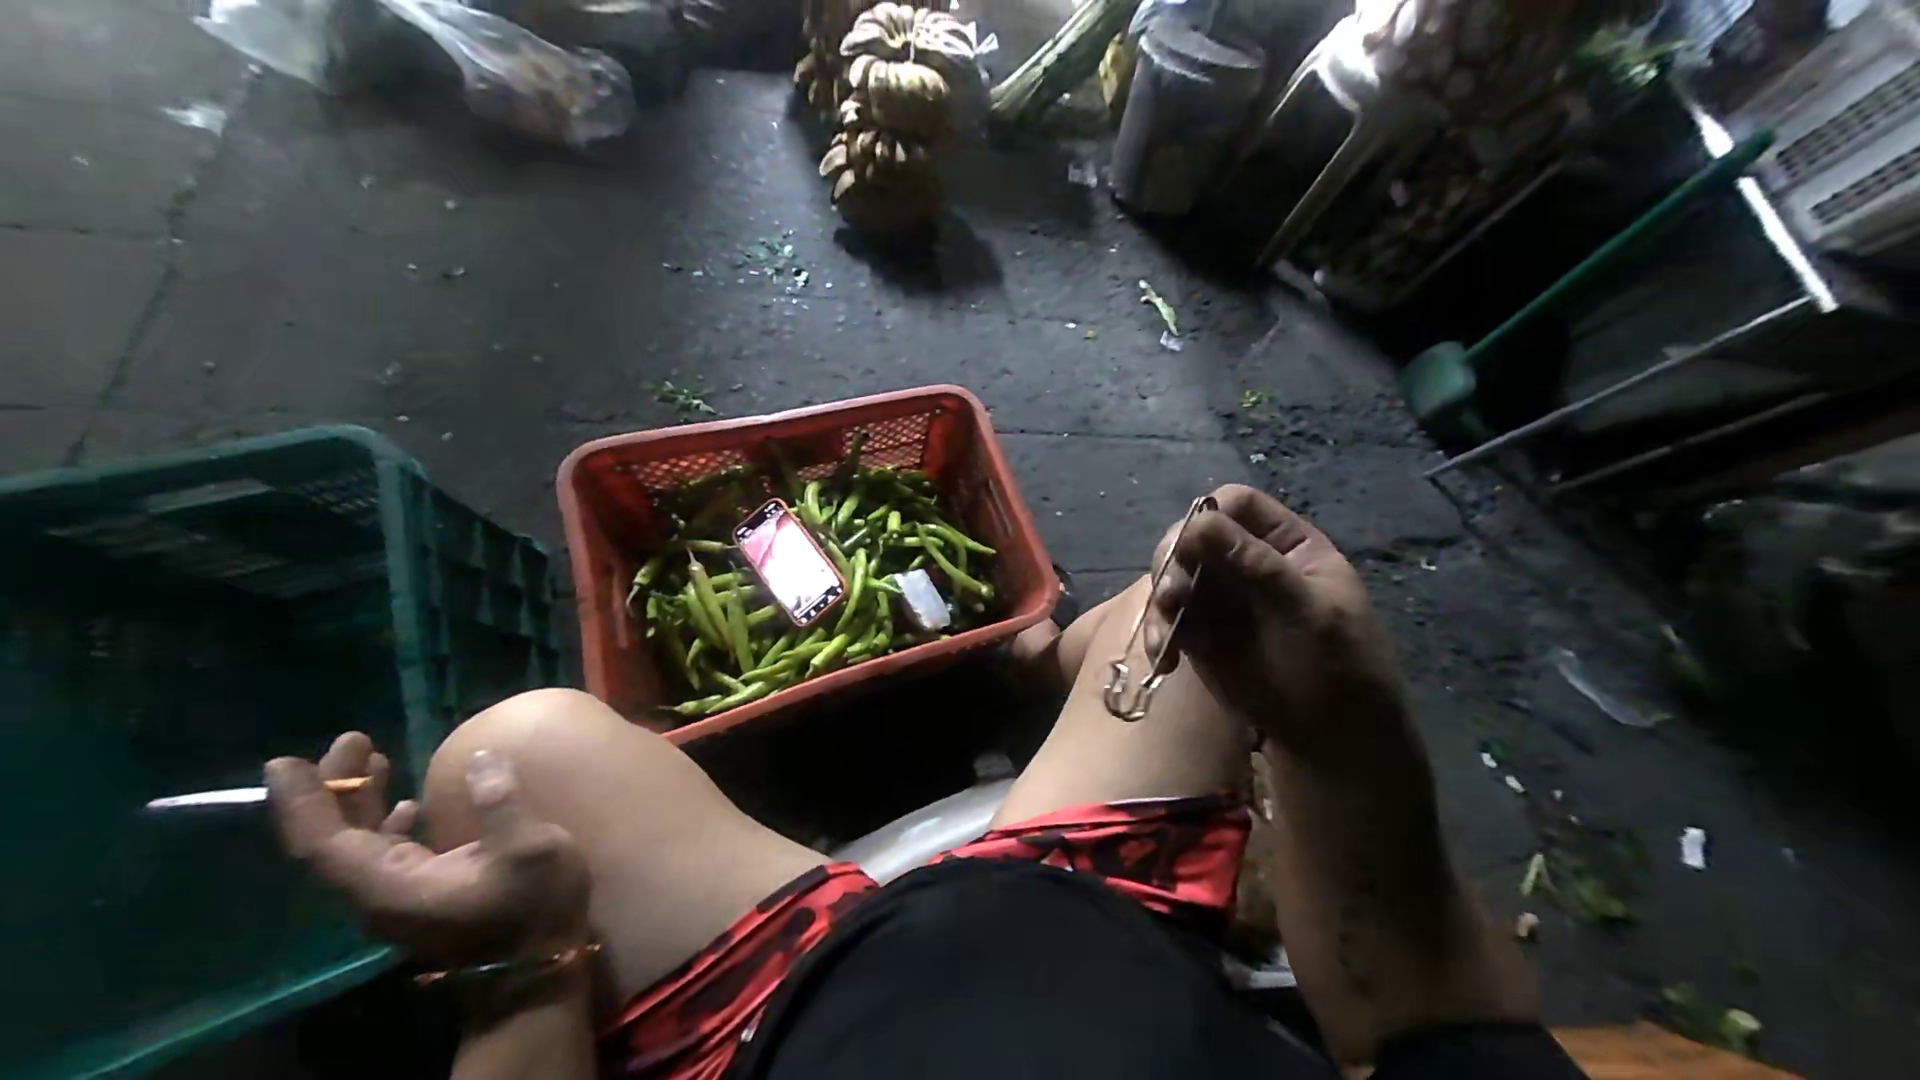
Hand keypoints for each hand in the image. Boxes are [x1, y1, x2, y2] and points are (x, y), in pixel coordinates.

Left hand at [266, 732, 589, 967]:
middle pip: (333, 840)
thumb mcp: (529, 849)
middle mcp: (379, 894)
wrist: (538, 965)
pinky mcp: (421, 895)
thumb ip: (499, 802)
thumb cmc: (533, 906)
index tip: (284, 763)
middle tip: (352, 740)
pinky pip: (383, 853)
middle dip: (334, 789)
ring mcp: (399, 897)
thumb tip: (480, 759)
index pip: (323, 843)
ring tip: (373, 759)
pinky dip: (384, 821)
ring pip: (357, 846)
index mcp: (390, 886)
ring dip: (359, 801)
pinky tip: (406, 802)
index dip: (301, 802)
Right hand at [1145, 485, 1408, 768]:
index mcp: (1284, 543)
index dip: (1208, 517)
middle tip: (1172, 596)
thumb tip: (1198, 521)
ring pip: (1171, 576)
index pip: (1235, 505)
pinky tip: (1163, 658)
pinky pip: (1165, 618)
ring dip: (1160, 601)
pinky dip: (1157, 633)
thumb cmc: (1339, 666)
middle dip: (1173, 563)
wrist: (1331, 737)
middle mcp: (1244, 561)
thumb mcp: (1307, 611)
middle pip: (1191, 537)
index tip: (1189, 548)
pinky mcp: (1197, 630)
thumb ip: (1256, 565)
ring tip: (1165, 637)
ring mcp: (1218, 596)